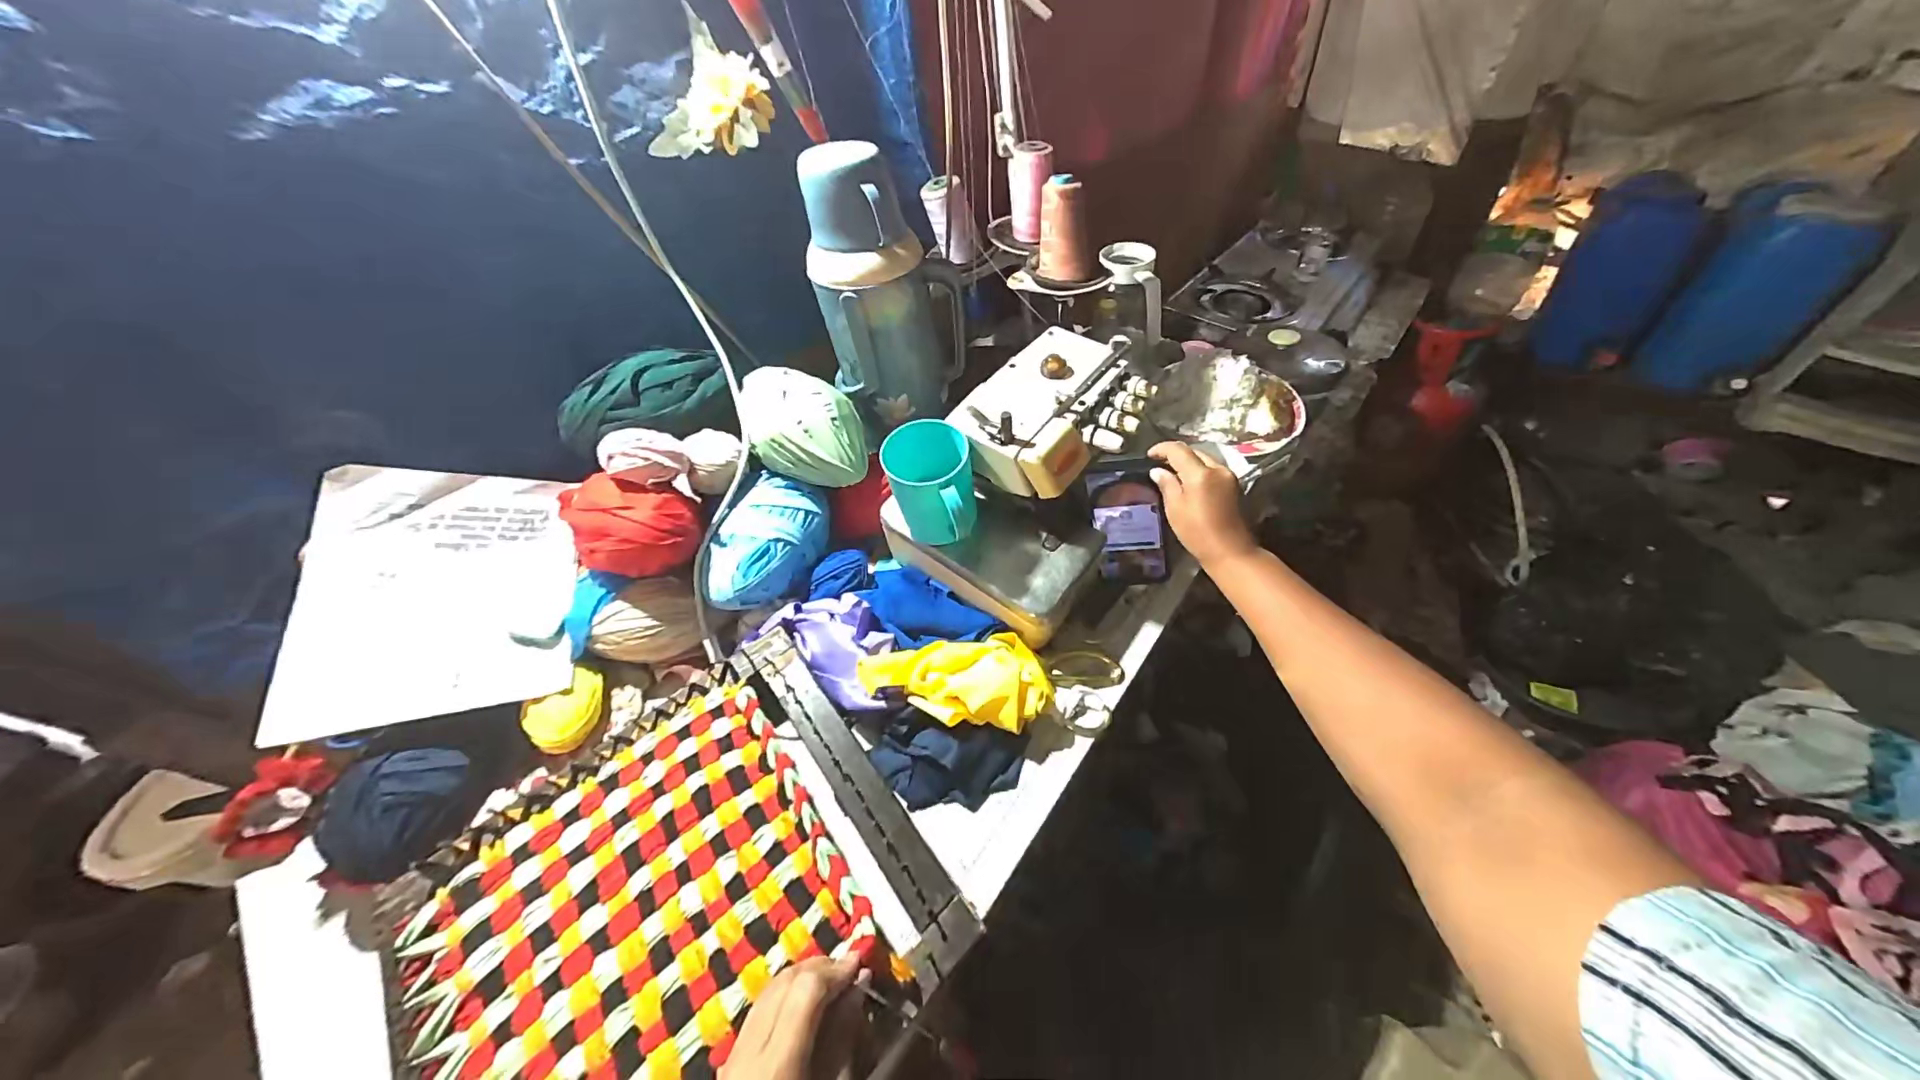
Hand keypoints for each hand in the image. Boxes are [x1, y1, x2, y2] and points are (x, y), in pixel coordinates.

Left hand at [720, 954, 864, 1079]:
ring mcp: (733, 1053)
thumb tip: (857, 987)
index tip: (859, 963)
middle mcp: (749, 1049)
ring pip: (769, 989)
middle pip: (785, 980)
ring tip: (830, 983)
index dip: (836, 968)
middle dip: (820, 967)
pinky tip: (803, 1004)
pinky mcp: (729, 1059)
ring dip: (802, 977)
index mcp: (778, 1062)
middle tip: (848, 971)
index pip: (806, 988)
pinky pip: (759, 1009)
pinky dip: (784, 995)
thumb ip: (841, 1038)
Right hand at [1148, 442, 1257, 567]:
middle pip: (1194, 452)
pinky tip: (1189, 482)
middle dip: (1176, 454)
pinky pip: (1213, 469)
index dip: (1161, 449)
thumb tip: (1158, 471)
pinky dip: (1199, 470)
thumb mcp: (1175, 509)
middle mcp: (1217, 469)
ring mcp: (1228, 476)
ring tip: (1173, 473)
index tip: (1149, 455)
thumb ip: (1167, 485)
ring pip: (1205, 459)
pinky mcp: (1234, 485)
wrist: (1231, 551)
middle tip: (1160, 464)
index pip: (1178, 450)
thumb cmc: (1197, 533)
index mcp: (1200, 474)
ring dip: (1189, 462)